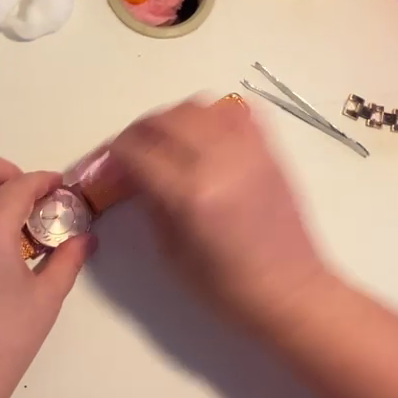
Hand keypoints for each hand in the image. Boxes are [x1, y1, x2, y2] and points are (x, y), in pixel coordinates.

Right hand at [108, 100, 332, 326]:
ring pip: (198, 107)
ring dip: (172, 119)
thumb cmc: (227, 288)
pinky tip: (202, 134)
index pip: (137, 151)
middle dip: (137, 132)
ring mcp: (249, 151)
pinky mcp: (270, 151)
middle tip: (128, 152)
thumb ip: (151, 205)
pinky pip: (237, 111)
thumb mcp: (172, 253)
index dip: (113, 154)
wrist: (290, 291)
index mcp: (191, 194)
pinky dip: (212, 114)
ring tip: (164, 141)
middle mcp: (220, 162)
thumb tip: (134, 176)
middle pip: (164, 120)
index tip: (106, 165)